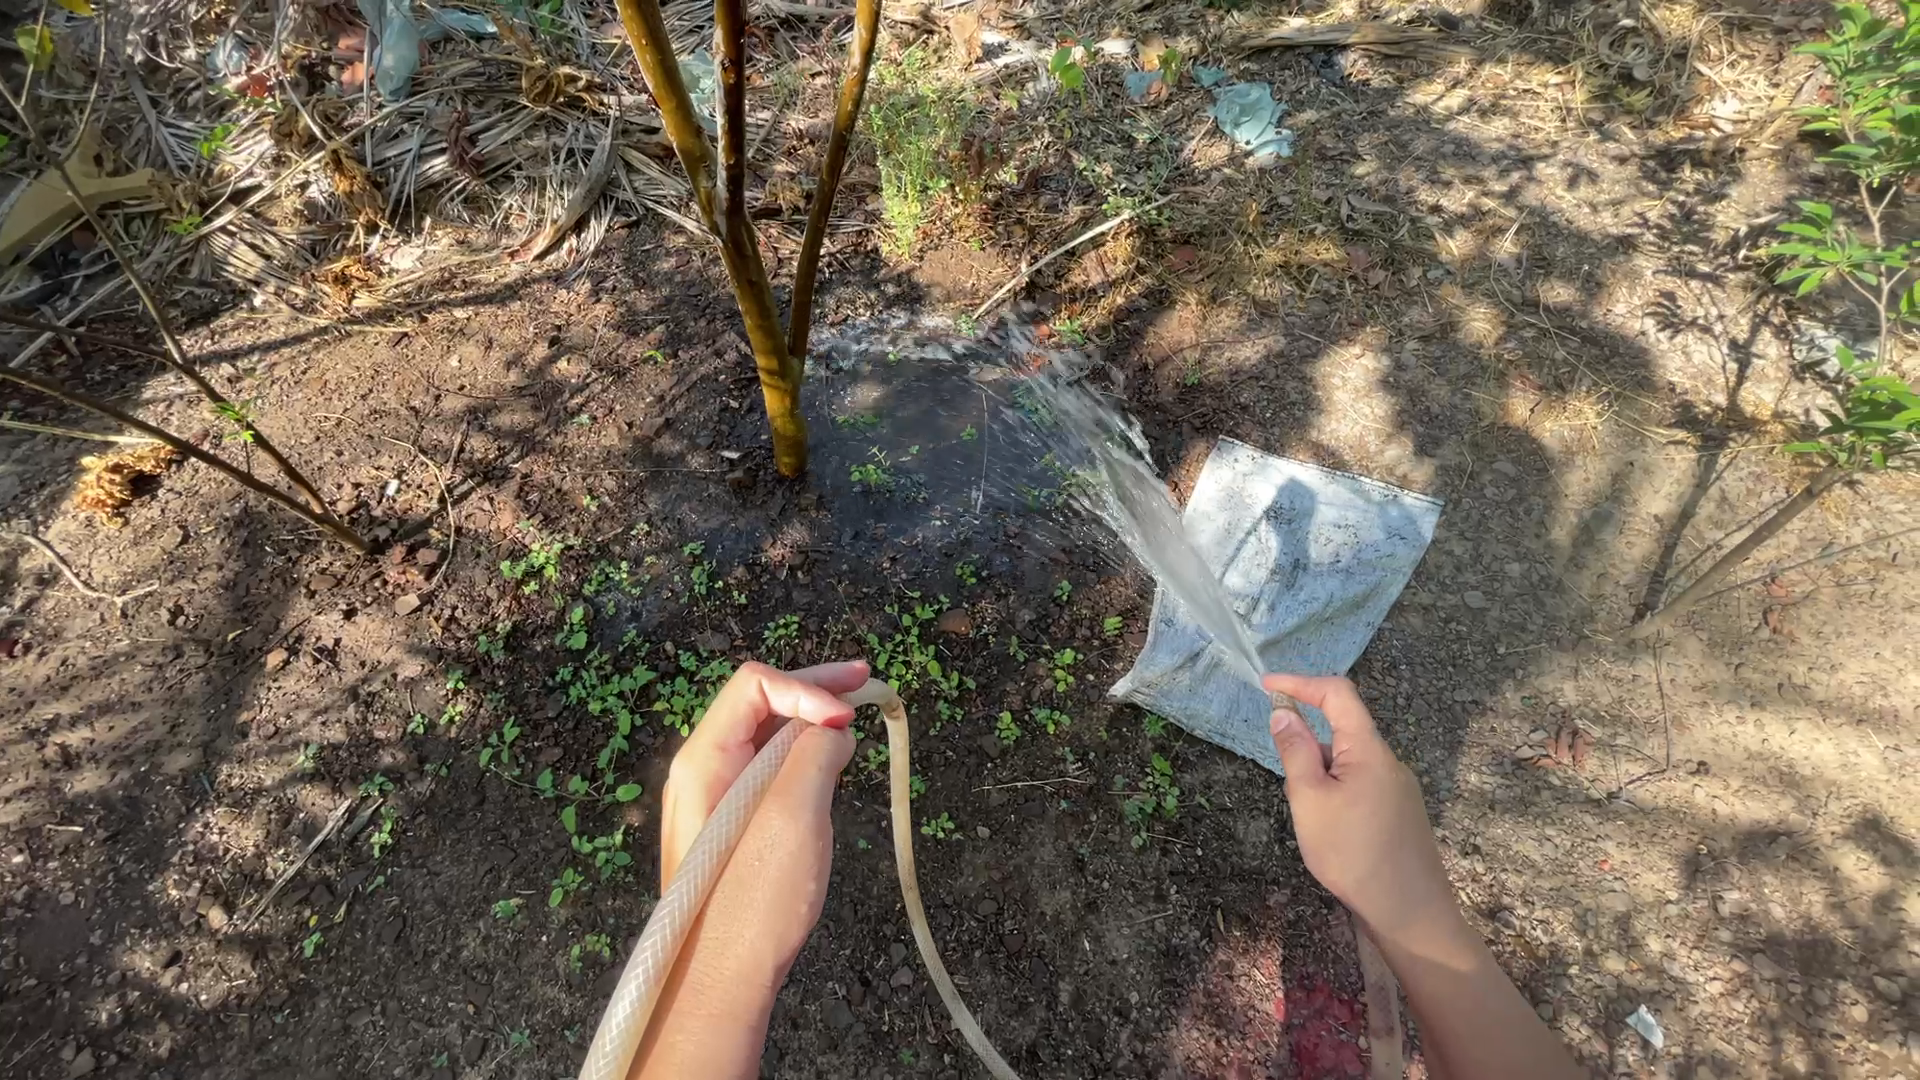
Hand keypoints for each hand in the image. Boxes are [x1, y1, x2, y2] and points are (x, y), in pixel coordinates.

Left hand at [634, 659, 866, 1079]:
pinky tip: (834, 755)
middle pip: (762, 702)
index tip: (848, 717)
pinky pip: (771, 768)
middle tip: (863, 679)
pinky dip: (806, 752)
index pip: (755, 685)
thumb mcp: (793, 813)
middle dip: (815, 688)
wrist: (719, 987)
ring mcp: (718, 795)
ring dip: (814, 717)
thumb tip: (834, 730)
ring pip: (769, 735)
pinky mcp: (736, 822)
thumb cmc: (754, 896)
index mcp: (704, 756)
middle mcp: (704, 766)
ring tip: (856, 712)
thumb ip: (816, 752)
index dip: (806, 688)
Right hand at [1263, 673, 1460, 947]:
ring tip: (1314, 823)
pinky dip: (1335, 791)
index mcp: (1369, 750)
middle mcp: (1389, 762)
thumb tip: (1283, 712)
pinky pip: (1360, 783)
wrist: (1411, 918)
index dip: (1300, 682)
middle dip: (1307, 746)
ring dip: (1320, 774)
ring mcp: (1398, 789)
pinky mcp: (1400, 813)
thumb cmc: (1352, 853)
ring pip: (1348, 761)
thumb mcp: (1309, 799)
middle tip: (1292, 789)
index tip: (1265, 685)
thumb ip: (1295, 750)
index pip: (1337, 694)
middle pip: (1342, 729)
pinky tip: (1332, 832)